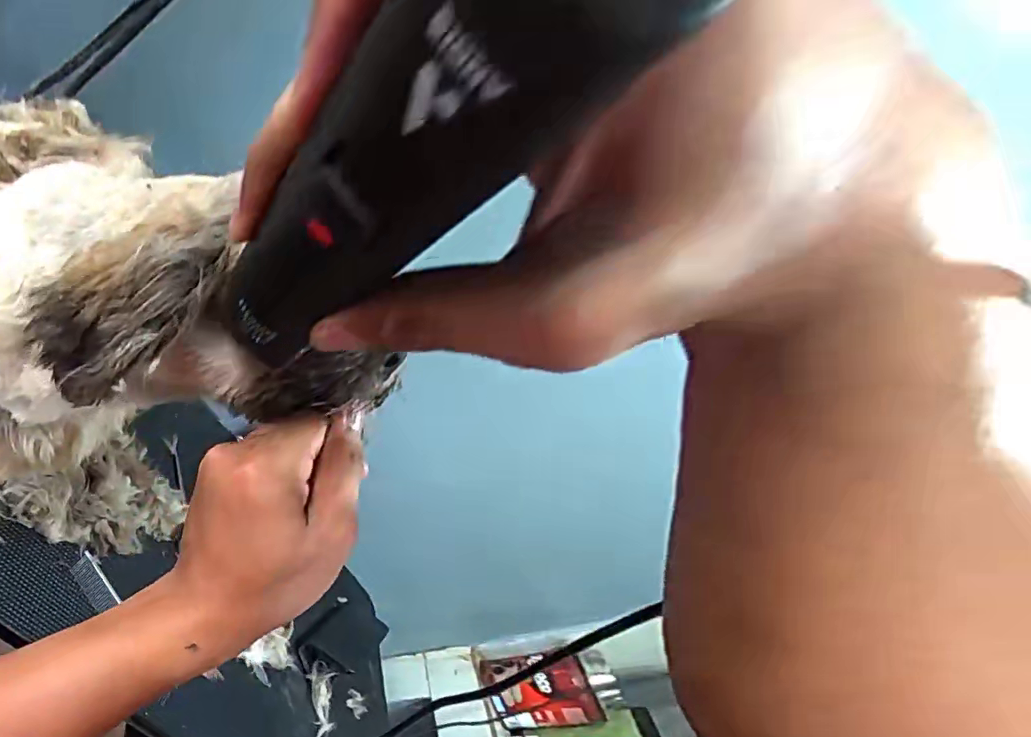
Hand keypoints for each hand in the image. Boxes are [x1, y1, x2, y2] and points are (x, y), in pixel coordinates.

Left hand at [168, 415, 363, 648]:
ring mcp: (214, 458)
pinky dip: (269, 476)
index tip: (334, 485)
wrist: (209, 605)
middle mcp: (232, 449)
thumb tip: (349, 420)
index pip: (317, 420)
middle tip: (311, 511)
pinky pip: (253, 457)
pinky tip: (268, 513)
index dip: (336, 447)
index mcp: (263, 462)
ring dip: (291, 469)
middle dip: (313, 459)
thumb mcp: (331, 533)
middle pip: (293, 428)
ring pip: (274, 442)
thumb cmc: (274, 583)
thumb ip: (343, 468)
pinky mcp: (207, 471)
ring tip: (289, 516)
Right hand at [234, 0, 988, 368]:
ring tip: (303, 164)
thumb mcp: (564, 316)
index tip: (297, 123)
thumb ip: (437, 318)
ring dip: (352, 71)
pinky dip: (393, 75)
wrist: (834, 219)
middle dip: (327, 67)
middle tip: (281, 172)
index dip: (342, 38)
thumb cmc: (717, 262)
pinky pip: (459, 23)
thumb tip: (326, 325)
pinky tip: (360, 136)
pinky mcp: (584, 8)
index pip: (433, 1)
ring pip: (427, 7)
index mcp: (617, 11)